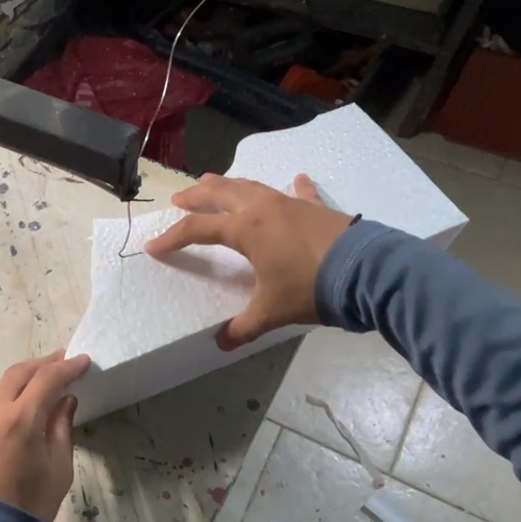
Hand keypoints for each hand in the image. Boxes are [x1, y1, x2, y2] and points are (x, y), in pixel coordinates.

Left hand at [0, 350, 90, 521]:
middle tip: (63, 361)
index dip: (68, 367)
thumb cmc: (27, 507)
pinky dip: (8, 400)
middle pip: (19, 373)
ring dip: (23, 381)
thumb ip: (62, 429)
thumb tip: (65, 401)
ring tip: (43, 384)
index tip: (83, 360)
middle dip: (43, 364)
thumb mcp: (57, 470)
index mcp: (21, 419)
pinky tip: (20, 409)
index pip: (47, 379)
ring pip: (1, 389)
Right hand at [145, 173, 353, 349]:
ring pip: (252, 186)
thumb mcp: (272, 312)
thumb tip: (222, 343)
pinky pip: (300, 192)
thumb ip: (244, 327)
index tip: (154, 246)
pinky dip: (294, 186)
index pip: (197, 229)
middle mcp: (262, 209)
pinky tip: (297, 178)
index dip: (172, 238)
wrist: (366, 272)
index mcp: (245, 230)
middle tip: (179, 197)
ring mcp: (291, 203)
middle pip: (220, 193)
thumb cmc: (310, 288)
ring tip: (214, 182)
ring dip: (229, 184)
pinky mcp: (317, 207)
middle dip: (196, 195)